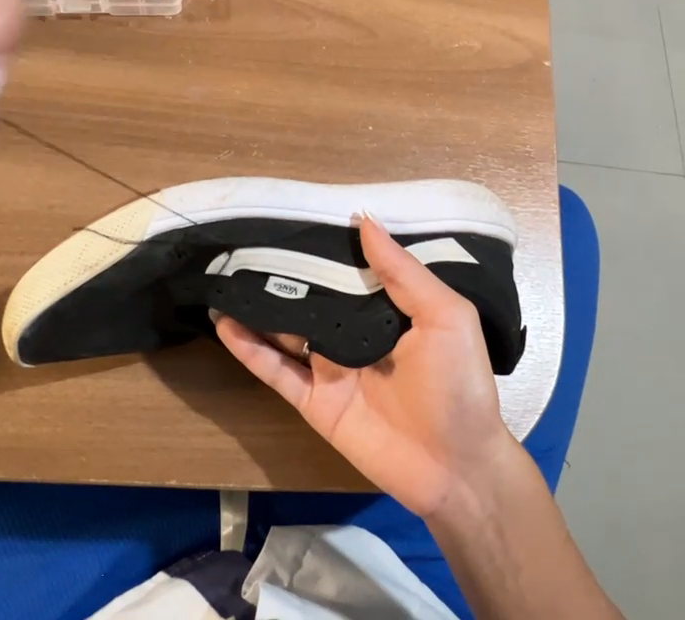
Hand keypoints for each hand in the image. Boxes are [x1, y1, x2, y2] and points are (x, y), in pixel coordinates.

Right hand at [215, 217, 522, 517]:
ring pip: (287, 329)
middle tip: (249, 239)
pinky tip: (224, 323)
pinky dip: (249, 349)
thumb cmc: (459, 385)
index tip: (299, 216)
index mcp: (392, 310)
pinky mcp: (315, 401)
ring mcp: (332, 368)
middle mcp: (358, 334)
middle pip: (314, 296)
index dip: (330, 246)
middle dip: (287, 271)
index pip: (353, 269)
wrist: (455, 467)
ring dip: (259, 305)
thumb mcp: (446, 317)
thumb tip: (365, 220)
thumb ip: (404, 272)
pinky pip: (276, 371)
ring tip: (226, 274)